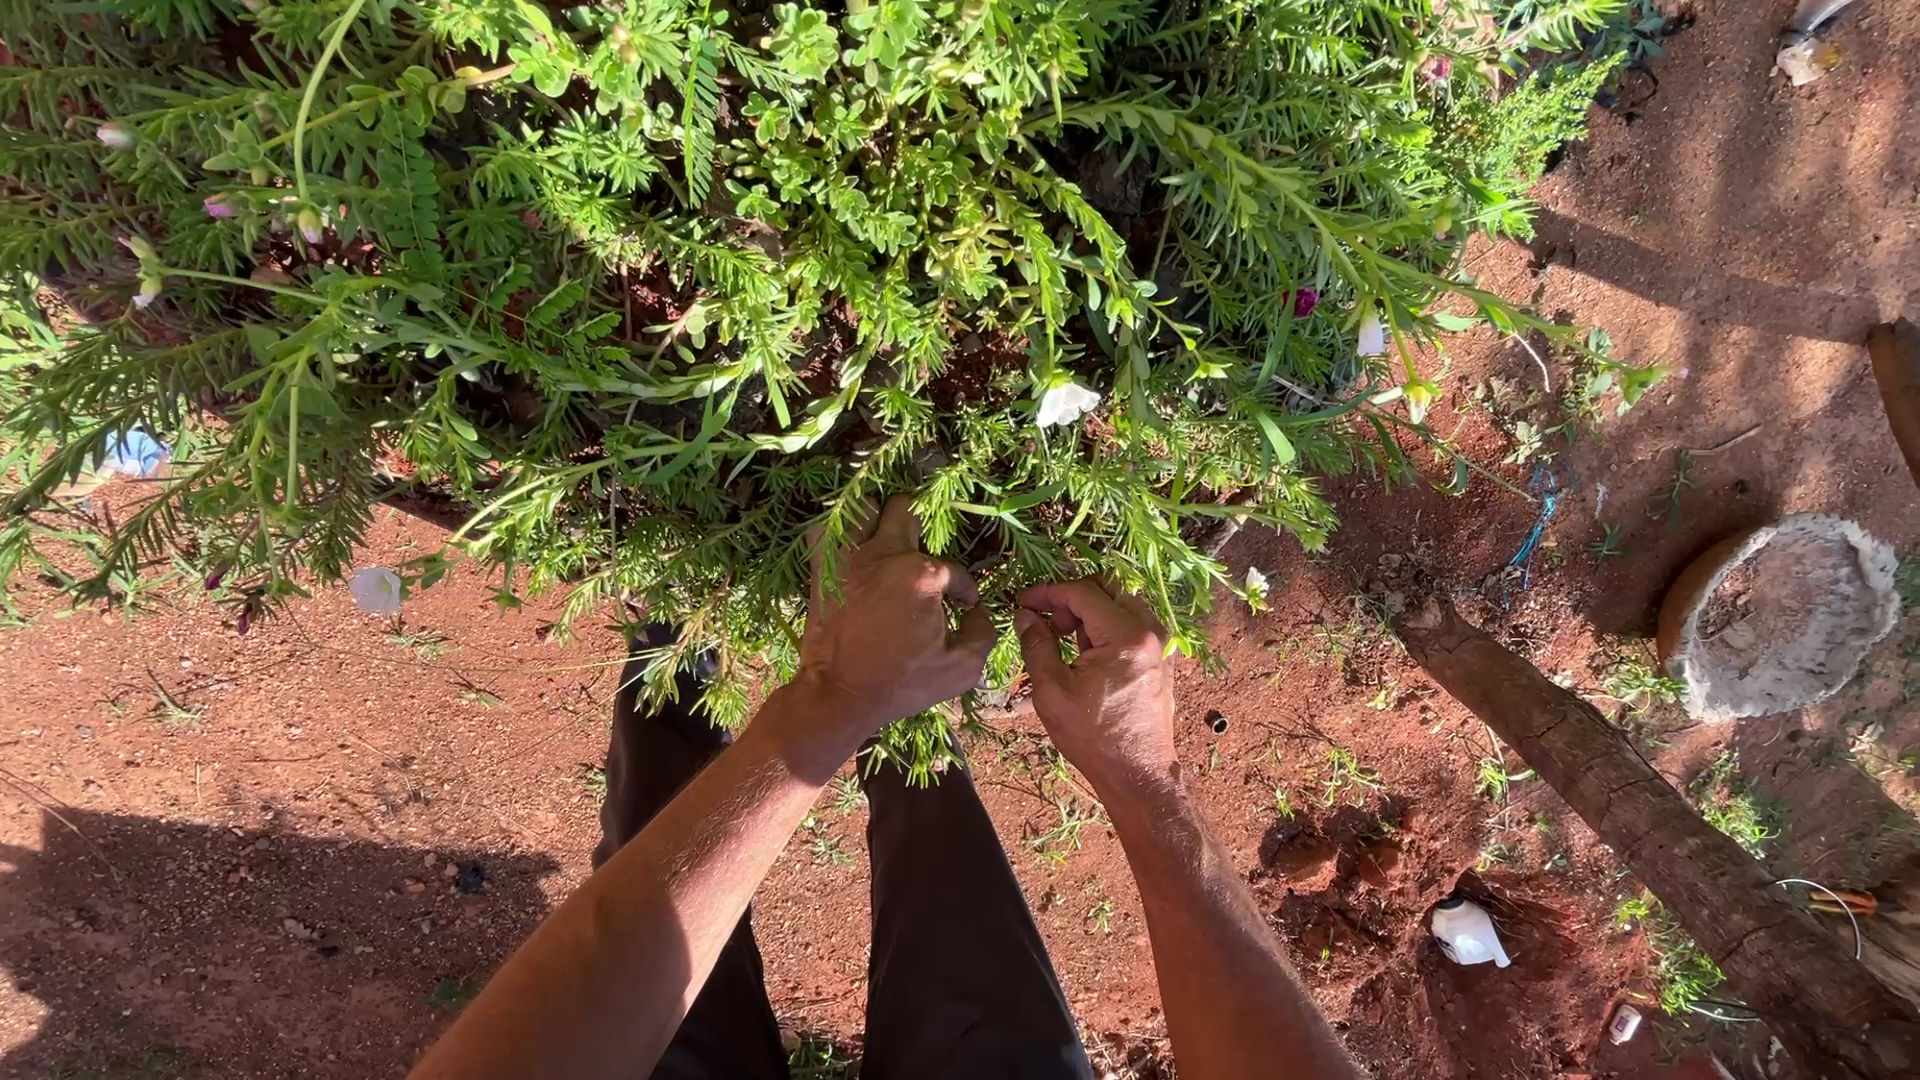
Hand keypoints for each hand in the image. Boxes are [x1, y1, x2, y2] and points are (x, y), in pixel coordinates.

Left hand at [786, 495, 995, 760]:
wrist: (840, 695)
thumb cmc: (901, 684)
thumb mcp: (961, 669)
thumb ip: (984, 633)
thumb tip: (979, 611)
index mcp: (923, 576)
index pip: (955, 571)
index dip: (964, 590)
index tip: (962, 606)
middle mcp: (886, 554)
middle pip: (908, 511)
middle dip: (923, 531)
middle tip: (924, 560)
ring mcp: (849, 557)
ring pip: (866, 509)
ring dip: (879, 522)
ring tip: (887, 545)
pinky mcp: (822, 568)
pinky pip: (824, 531)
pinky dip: (840, 535)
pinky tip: (853, 551)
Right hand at [1014, 579, 1177, 796]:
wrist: (1137, 774)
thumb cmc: (1093, 737)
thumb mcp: (1052, 690)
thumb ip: (1037, 645)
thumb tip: (1025, 615)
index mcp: (1126, 636)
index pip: (1083, 593)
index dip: (1048, 593)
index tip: (1023, 603)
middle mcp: (1150, 632)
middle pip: (1107, 589)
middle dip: (1072, 598)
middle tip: (1048, 622)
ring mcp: (1160, 645)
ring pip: (1121, 604)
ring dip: (1089, 611)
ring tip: (1063, 638)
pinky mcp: (1161, 659)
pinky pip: (1132, 624)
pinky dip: (1106, 625)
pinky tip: (1085, 652)